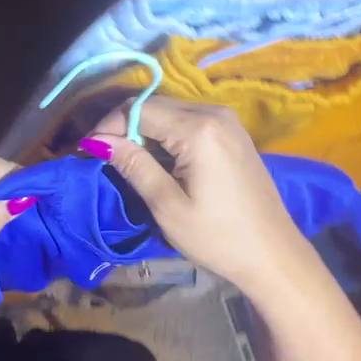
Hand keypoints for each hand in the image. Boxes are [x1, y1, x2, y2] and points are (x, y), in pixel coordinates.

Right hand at [84, 99, 312, 294]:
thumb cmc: (218, 237)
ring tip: (123, 158)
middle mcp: (214, 113)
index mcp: (199, 129)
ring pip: (171, 111)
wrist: (273, 255)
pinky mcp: (233, 133)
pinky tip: (156, 159)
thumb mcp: (168, 206)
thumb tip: (99, 141)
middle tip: (100, 154)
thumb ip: (135, 166)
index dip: (109, 126)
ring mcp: (228, 121)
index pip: (139, 109)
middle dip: (123, 125)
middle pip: (155, 105)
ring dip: (144, 129)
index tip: (87, 150)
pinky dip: (166, 134)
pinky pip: (189, 121)